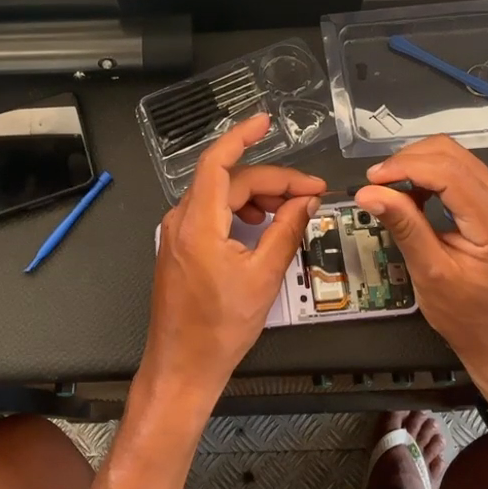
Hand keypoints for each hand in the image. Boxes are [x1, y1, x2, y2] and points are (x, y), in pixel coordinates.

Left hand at [144, 114, 325, 394]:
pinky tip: (263, 223)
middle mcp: (181, 220)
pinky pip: (211, 212)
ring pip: (220, 195)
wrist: (182, 367)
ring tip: (291, 209)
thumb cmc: (219, 329)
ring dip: (257, 195)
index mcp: (198, 223)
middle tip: (310, 192)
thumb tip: (307, 201)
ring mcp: (177, 232)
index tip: (266, 121)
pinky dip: (239, 210)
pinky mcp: (180, 245)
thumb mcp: (264, 277)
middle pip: (229, 180)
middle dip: (272, 181)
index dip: (243, 135)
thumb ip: (287, 230)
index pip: (219, 161)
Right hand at [353, 135, 487, 407]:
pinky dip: (429, 174)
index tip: (371, 180)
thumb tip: (367, 192)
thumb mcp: (430, 273)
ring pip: (453, 156)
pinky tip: (412, 195)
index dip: (406, 167)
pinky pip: (458, 170)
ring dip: (416, 165)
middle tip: (376, 185)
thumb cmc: (467, 315)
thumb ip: (404, 226)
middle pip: (451, 154)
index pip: (448, 172)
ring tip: (391, 191)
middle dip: (408, 161)